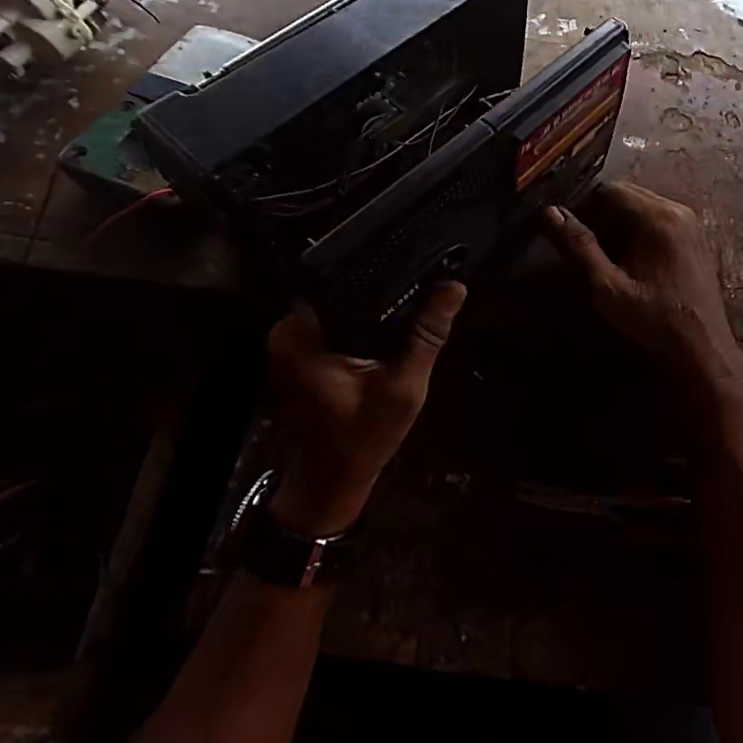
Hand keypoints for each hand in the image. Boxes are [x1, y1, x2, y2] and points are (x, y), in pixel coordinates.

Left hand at [264, 283, 466, 534]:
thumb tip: (454, 286)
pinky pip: (336, 323)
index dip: (382, 266)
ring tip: (415, 295)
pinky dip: (363, 324)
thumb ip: (426, 334)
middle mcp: (288, 330)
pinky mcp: (301, 354)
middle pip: (343, 288)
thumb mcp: (403, 386)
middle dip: (382, 286)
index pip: (343, 276)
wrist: (329, 484)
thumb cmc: (362, 438)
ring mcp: (292, 343)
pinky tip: (393, 325)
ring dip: (374, 306)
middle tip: (425, 278)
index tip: (418, 258)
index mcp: (301, 332)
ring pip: (342, 305)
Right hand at [543, 181, 742, 389]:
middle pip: (627, 193)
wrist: (702, 348)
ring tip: (600, 252)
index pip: (609, 190)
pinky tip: (626, 258)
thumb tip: (549, 214)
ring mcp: (690, 223)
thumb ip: (578, 248)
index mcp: (657, 217)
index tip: (564, 227)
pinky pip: (657, 218)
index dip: (581, 204)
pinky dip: (636, 229)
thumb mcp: (607, 287)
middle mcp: (677, 210)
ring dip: (616, 221)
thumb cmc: (653, 320)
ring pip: (641, 205)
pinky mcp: (694, 237)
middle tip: (579, 241)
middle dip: (598, 212)